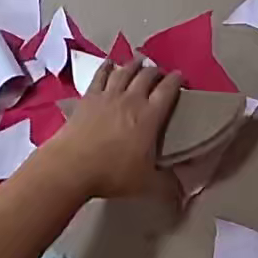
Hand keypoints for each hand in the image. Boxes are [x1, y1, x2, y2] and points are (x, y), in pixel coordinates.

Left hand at [32, 63, 182, 200]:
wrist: (72, 165)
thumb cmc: (112, 173)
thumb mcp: (146, 184)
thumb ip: (168, 186)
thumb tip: (184, 195)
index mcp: (149, 116)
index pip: (167, 91)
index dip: (176, 81)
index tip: (180, 76)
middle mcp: (131, 99)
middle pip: (146, 76)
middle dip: (156, 71)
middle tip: (160, 72)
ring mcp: (108, 95)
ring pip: (124, 72)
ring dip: (134, 65)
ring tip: (139, 62)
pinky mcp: (88, 97)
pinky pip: (100, 76)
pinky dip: (107, 67)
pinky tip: (110, 63)